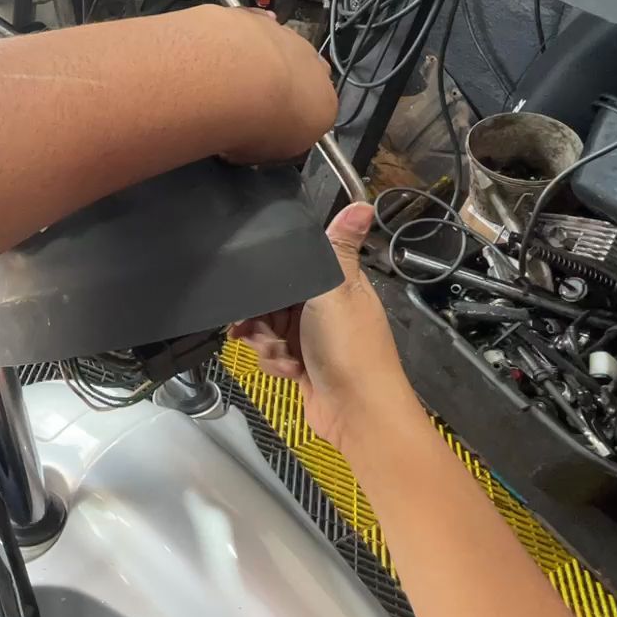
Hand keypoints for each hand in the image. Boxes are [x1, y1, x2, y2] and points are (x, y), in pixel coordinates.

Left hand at [202, 7, 337, 164]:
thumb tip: (249, 146)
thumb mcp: (264, 154)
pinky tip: (221, 46)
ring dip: (255, 61)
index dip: (287, 121)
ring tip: (224, 80)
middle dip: (276, 87)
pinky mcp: (257, 18)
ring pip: (276, 48)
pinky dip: (239, 34)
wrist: (235, 82)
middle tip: (245, 104)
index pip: (313, 115)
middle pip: (299, 76)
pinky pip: (251, 24)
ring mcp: (287, 38)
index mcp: (324, 106)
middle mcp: (314, 67)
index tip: (262, 129)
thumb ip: (266, 146)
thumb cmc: (256, 125)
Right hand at [233, 202, 420, 448]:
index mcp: (337, 284)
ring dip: (266, 342)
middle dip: (261, 315)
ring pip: (266, 326)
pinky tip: (287, 370)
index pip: (293, 265)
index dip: (270, 273)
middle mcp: (323, 307)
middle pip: (271, 297)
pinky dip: (274, 361)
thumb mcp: (338, 291)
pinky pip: (271, 352)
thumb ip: (338, 248)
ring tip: (280, 354)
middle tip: (262, 328)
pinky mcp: (300, 363)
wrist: (356, 414)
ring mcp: (311, 337)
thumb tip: (364, 203)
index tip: (253, 283)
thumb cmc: (349, 348)